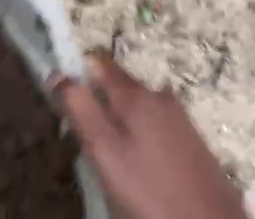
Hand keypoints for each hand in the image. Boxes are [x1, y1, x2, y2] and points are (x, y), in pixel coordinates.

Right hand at [50, 55, 246, 218]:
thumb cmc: (152, 192)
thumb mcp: (105, 152)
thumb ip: (80, 109)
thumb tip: (59, 74)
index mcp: (137, 95)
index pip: (99, 62)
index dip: (78, 73)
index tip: (67, 99)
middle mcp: (161, 97)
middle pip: (119, 85)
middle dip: (99, 102)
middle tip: (89, 139)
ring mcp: (182, 120)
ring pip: (138, 107)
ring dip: (120, 121)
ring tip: (114, 157)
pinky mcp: (194, 143)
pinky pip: (156, 125)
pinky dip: (141, 135)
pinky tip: (141, 167)